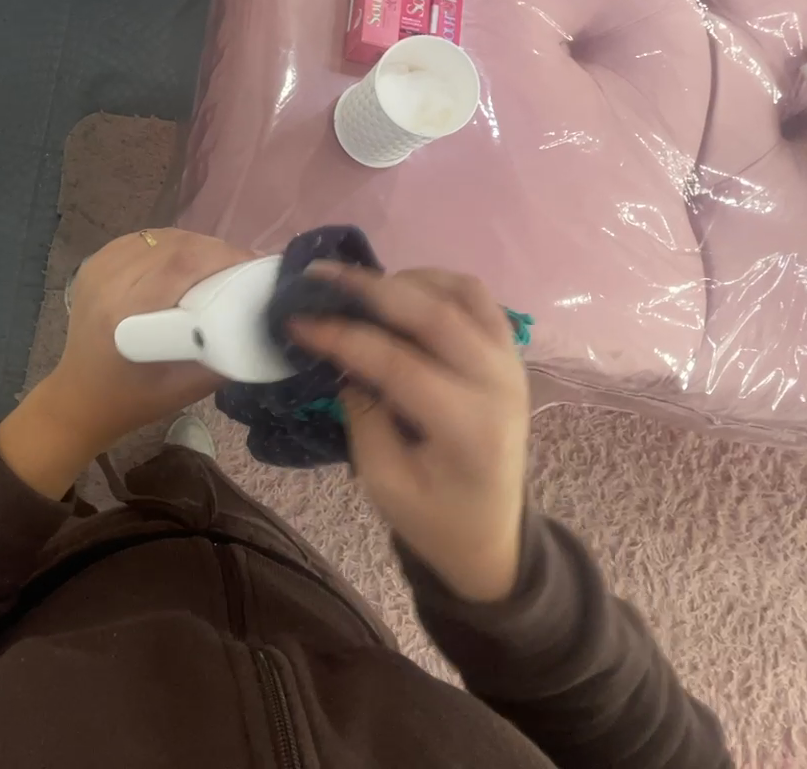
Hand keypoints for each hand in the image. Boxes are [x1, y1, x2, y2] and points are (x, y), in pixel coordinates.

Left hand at [0, 229, 257, 496]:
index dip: (225, 257)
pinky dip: (171, 245)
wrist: (79, 398)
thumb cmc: (135, 399)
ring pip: (160, 237)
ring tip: (220, 264)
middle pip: (174, 244)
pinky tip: (187, 261)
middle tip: (244, 268)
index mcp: (125, 312)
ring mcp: (97, 267)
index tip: (256, 268)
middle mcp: (108, 281)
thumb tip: (262, 320)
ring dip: (196, 245)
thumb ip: (225, 354)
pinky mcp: (94, 263)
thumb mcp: (187, 387)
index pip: (183, 263)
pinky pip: (143, 239)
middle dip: (217, 250)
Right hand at [289, 266, 529, 601]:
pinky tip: (399, 290)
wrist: (489, 531)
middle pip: (434, 315)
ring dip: (405, 280)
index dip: (343, 337)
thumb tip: (344, 357)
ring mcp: (510, 364)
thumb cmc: (431, 514)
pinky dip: (436, 283)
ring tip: (358, 285)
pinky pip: (476, 298)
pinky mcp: (508, 353)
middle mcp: (498, 385)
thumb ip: (363, 413)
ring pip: (460, 294)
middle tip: (319, 275)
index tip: (296, 321)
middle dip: (369, 288)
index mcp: (468, 429)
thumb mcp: (383, 479)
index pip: (398, 364)